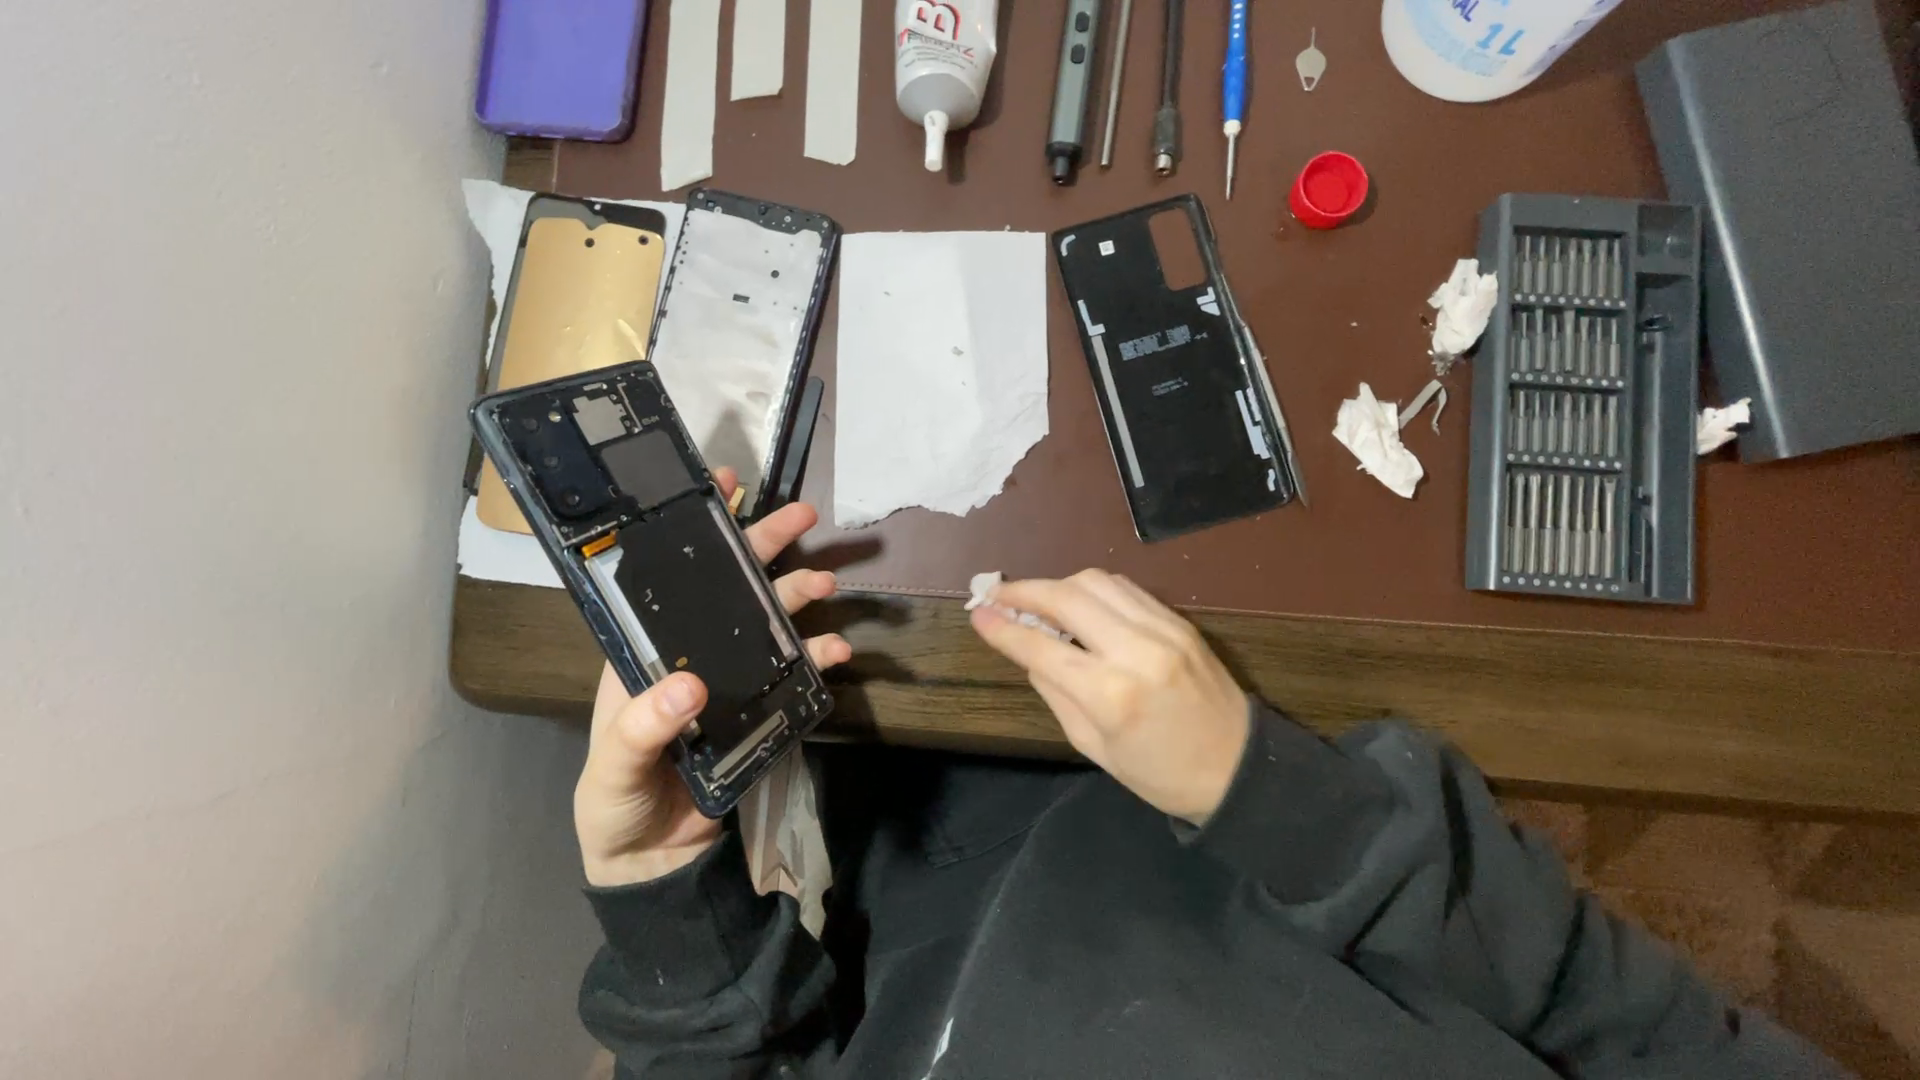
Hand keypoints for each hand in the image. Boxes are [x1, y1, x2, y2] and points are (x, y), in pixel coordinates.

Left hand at [574, 468, 852, 887]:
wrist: (654, 855)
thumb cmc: (615, 800)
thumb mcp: (614, 766)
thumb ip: (643, 728)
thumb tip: (690, 685)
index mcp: (648, 650)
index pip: (672, 579)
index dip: (697, 531)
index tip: (724, 485)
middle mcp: (694, 650)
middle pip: (731, 585)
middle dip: (765, 544)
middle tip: (802, 515)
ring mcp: (731, 675)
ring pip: (769, 618)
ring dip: (798, 594)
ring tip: (827, 580)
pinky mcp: (761, 704)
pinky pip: (795, 670)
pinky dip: (818, 654)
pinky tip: (838, 649)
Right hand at [969, 570, 1249, 825]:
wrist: (1239, 768)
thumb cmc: (1159, 773)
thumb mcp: (1093, 746)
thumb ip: (1055, 692)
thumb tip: (1028, 651)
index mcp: (1110, 694)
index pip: (1041, 647)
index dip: (1002, 627)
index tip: (976, 613)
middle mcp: (1135, 649)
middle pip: (1066, 597)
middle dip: (1024, 590)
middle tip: (996, 594)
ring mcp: (1163, 629)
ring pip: (1096, 581)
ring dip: (1057, 584)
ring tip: (1035, 598)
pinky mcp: (1179, 621)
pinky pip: (1125, 588)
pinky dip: (1092, 588)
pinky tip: (1077, 602)